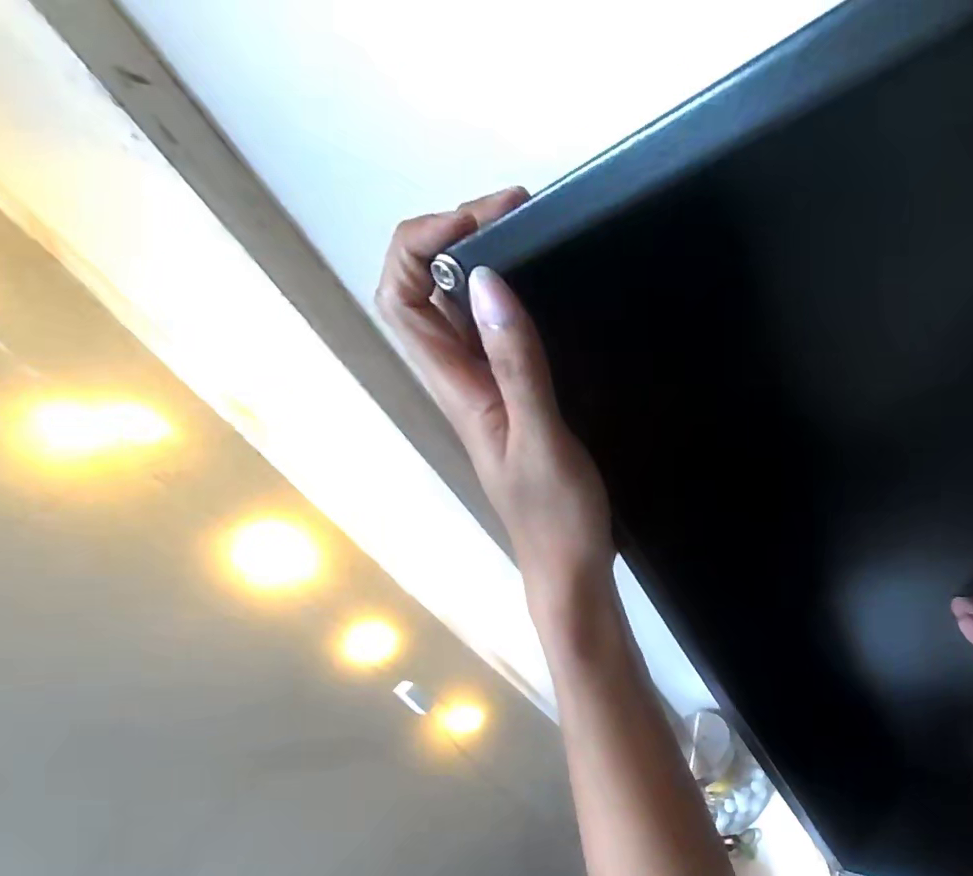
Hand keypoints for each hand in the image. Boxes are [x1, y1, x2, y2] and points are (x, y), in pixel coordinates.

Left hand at [376, 189, 612, 593]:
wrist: (569, 567)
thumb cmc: (555, 516)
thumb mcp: (542, 439)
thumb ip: (518, 366)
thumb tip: (493, 284)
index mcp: (456, 387)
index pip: (403, 295)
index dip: (425, 243)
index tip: (485, 219)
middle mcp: (462, 381)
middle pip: (421, 289)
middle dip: (451, 235)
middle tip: (514, 211)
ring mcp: (489, 391)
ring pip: (459, 310)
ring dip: (480, 261)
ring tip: (528, 234)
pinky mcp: (517, 402)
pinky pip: (497, 336)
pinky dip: (509, 300)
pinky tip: (541, 293)